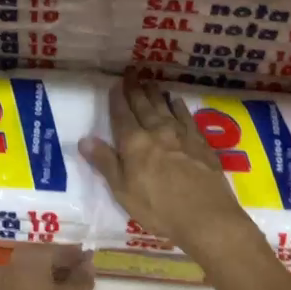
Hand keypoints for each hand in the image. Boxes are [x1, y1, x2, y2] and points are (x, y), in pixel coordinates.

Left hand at [0, 245, 93, 289]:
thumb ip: (81, 278)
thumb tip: (88, 263)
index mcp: (29, 256)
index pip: (61, 250)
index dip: (80, 258)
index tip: (95, 268)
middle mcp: (13, 264)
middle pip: (47, 262)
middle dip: (69, 271)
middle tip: (88, 285)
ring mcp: (5, 284)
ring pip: (38, 277)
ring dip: (57, 284)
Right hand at [81, 76, 258, 258]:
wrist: (206, 216)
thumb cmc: (158, 209)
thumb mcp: (123, 191)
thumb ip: (105, 163)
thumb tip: (84, 139)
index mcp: (134, 143)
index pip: (122, 116)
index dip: (117, 99)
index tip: (115, 84)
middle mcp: (157, 132)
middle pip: (144, 106)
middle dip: (135, 89)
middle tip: (132, 73)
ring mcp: (181, 136)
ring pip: (165, 107)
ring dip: (156, 94)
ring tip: (151, 81)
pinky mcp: (201, 143)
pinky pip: (186, 117)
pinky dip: (179, 107)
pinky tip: (177, 101)